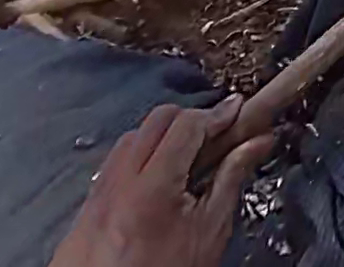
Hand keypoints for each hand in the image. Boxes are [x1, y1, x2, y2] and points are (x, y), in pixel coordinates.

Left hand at [48, 96, 277, 266]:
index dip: (217, 113)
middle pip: (155, 121)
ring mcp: (93, 201)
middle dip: (190, 119)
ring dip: (161, 136)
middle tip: (214, 134)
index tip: (239, 111)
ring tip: (185, 157)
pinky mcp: (81, 218)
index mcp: (151, 190)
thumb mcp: (209, 232)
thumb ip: (233, 176)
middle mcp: (117, 187)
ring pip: (130, 140)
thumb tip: (262, 138)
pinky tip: (156, 181)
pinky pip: (111, 168)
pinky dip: (139, 159)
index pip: (186, 125)